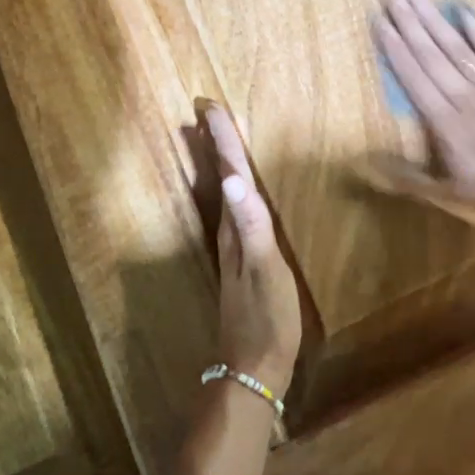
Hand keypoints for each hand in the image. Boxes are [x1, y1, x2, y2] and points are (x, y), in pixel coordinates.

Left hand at [199, 101, 301, 396]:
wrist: (254, 369)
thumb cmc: (267, 320)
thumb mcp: (266, 271)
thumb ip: (252, 225)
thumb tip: (233, 181)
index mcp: (238, 230)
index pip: (229, 174)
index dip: (222, 140)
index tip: (209, 105)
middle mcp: (232, 234)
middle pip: (224, 178)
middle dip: (217, 143)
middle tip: (207, 110)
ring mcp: (237, 250)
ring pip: (227, 195)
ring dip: (222, 164)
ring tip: (216, 138)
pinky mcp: (245, 264)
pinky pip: (238, 214)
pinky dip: (236, 193)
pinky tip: (237, 193)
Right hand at [368, 0, 474, 229]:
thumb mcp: (445, 193)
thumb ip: (407, 177)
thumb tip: (366, 162)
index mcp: (444, 122)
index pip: (413, 77)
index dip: (395, 48)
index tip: (379, 21)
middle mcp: (465, 97)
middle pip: (431, 54)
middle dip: (409, 22)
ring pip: (458, 49)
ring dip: (435, 21)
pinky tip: (464, 14)